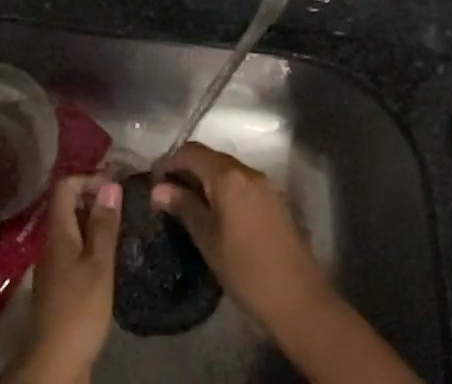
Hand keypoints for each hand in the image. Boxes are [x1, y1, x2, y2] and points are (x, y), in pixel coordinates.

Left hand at [3, 177, 121, 383]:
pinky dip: (92, 245)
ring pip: (72, 229)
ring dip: (95, 223)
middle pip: (67, 206)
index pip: (65, 186)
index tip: (116, 190)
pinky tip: (112, 259)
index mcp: (57, 232)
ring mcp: (53, 263)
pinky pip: (74, 250)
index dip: (89, 179)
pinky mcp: (59, 284)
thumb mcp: (98, 265)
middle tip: (126, 208)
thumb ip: (104, 225)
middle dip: (95, 199)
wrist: (55, 359)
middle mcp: (51, 242)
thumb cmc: (79, 309)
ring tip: (124, 231)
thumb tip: (111, 185)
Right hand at [153, 143, 331, 329]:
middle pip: (210, 157)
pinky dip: (224, 190)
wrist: (299, 299)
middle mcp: (249, 172)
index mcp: (228, 177)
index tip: (153, 182)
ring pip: (227, 171)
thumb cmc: (246, 270)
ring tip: (188, 206)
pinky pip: (242, 184)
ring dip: (205, 180)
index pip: (191, 152)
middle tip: (167, 195)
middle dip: (186, 170)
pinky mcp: (276, 202)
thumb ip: (184, 207)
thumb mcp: (207, 239)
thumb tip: (158, 189)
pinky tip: (216, 214)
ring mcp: (266, 186)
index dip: (169, 162)